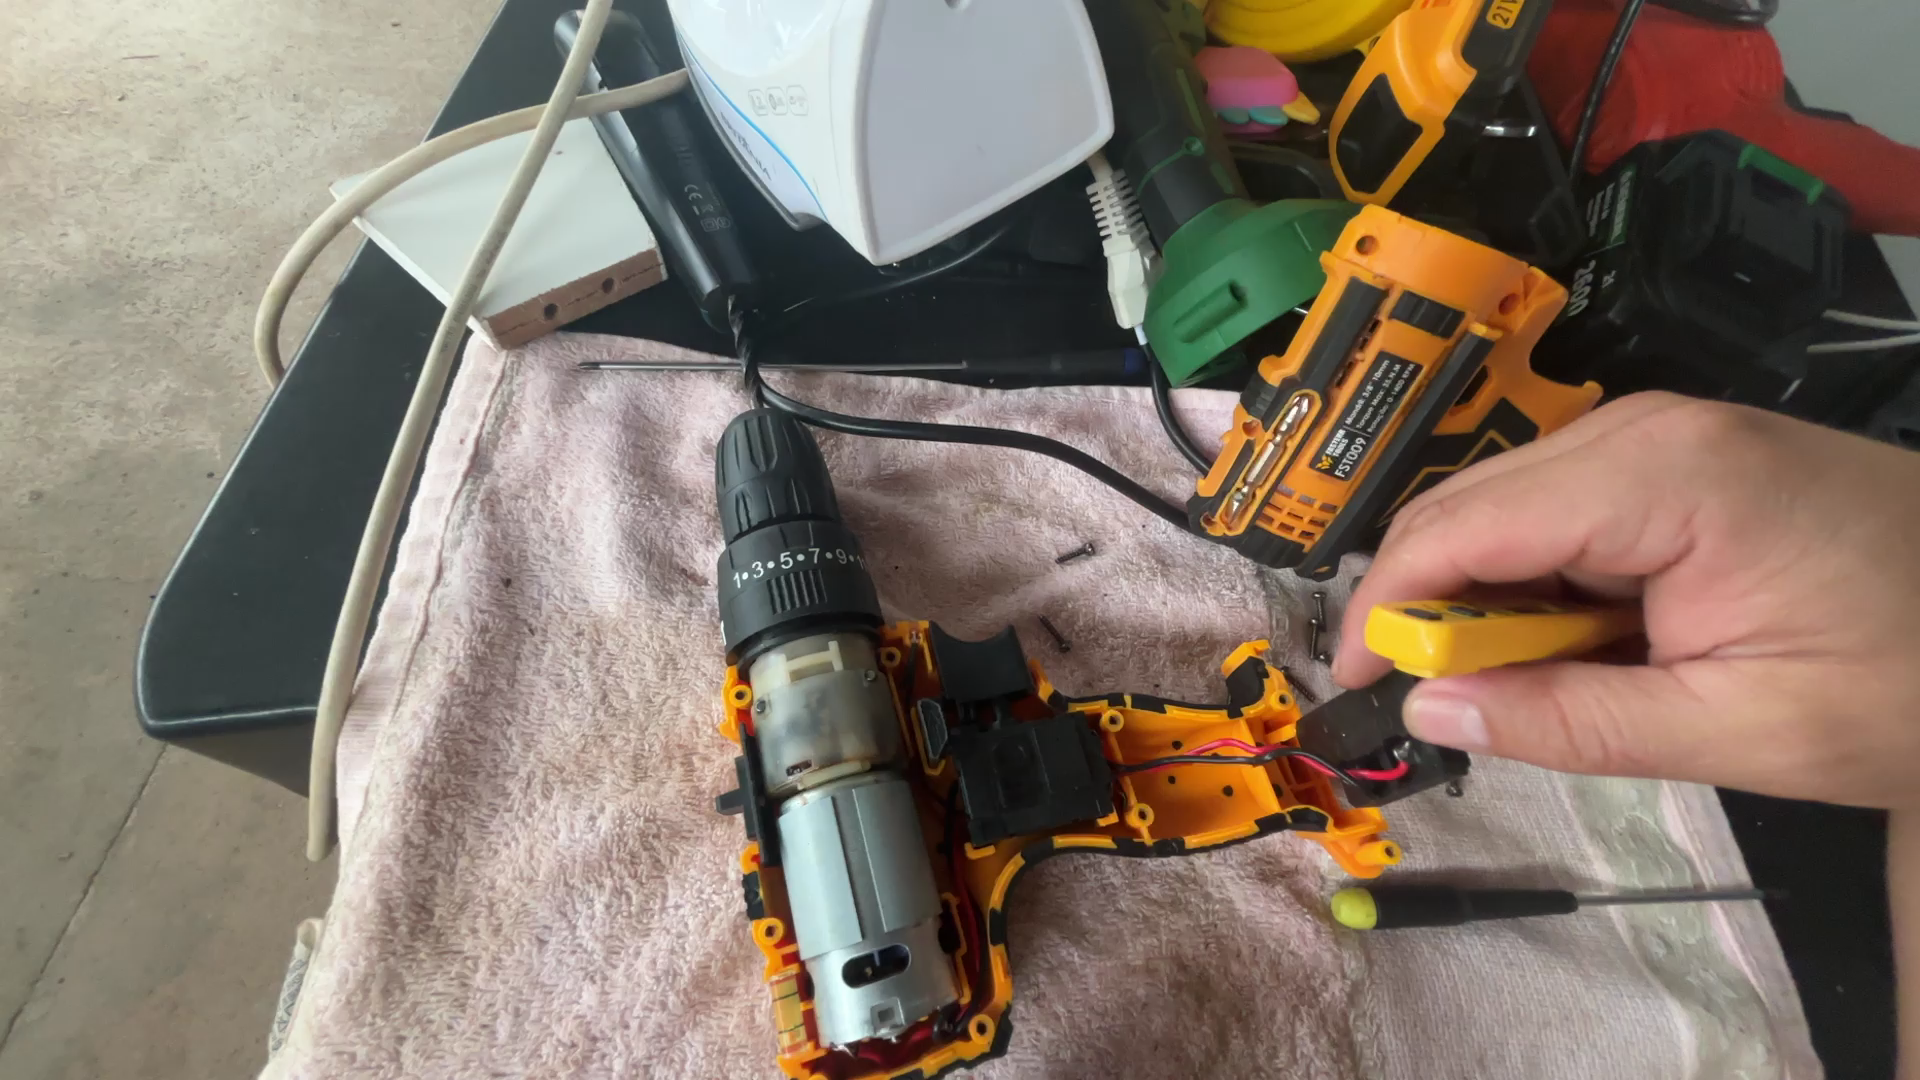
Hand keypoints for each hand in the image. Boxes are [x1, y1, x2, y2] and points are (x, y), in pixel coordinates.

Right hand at [1332, 392, 1919, 809]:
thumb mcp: (1752, 733)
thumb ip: (1573, 723)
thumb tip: (1427, 709)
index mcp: (1663, 475)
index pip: (1457, 530)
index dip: (1384, 605)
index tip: (1356, 678)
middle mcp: (1630, 429)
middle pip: (1452, 510)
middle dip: (1416, 601)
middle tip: (1425, 685)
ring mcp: (1634, 432)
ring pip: (1477, 510)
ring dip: (1462, 593)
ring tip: (1505, 668)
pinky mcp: (1637, 454)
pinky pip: (1523, 512)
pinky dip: (1507, 578)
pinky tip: (1550, 626)